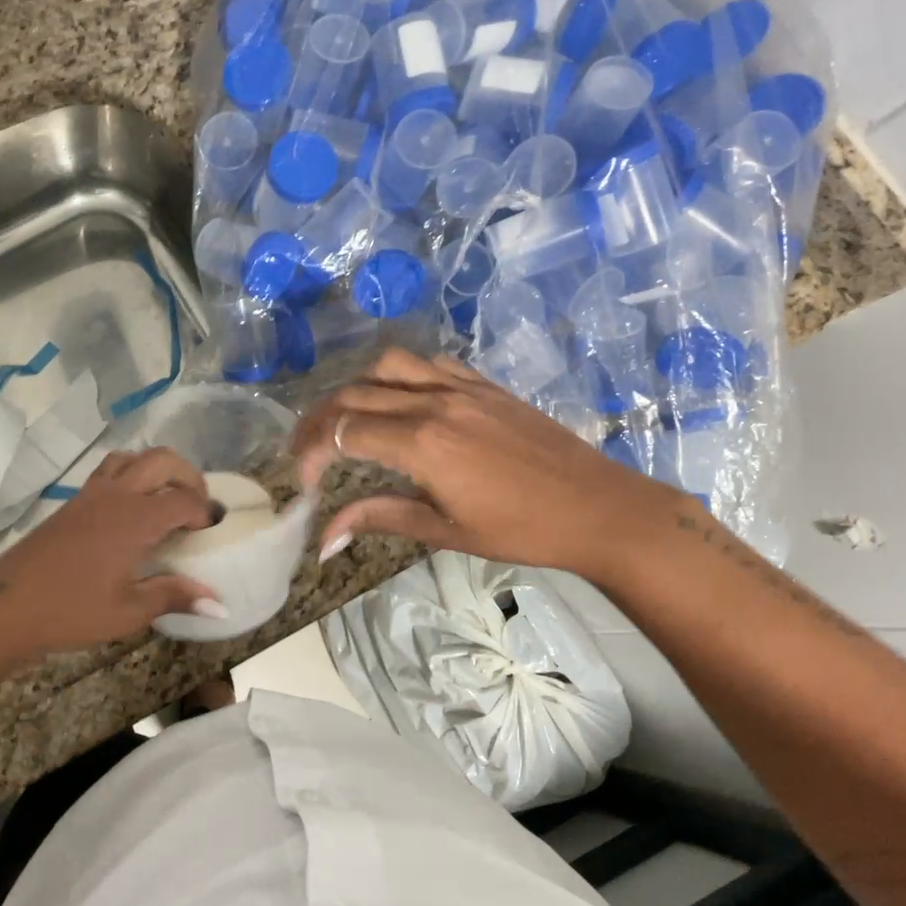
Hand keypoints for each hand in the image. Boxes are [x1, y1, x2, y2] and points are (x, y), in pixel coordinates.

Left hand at [0, 449, 220, 663]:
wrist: (6, 608)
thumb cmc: (71, 612)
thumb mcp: (128, 611)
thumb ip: (174, 596)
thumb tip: (220, 603)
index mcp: (134, 519)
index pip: (183, 500)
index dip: (205, 511)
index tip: (217, 527)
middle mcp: (114, 496)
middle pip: (161, 460)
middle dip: (188, 476)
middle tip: (198, 505)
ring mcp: (88, 496)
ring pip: (130, 458)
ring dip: (155, 469)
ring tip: (167, 498)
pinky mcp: (70, 505)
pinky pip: (108, 472)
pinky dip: (130, 477)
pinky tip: (130, 512)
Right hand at [294, 350, 691, 577]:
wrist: (599, 508)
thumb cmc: (520, 529)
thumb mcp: (443, 530)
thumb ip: (377, 519)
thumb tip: (323, 541)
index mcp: (422, 443)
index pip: (343, 434)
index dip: (312, 454)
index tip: (305, 483)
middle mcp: (435, 403)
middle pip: (354, 396)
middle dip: (318, 422)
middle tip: (305, 451)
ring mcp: (462, 388)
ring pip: (387, 366)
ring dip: (355, 388)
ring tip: (346, 418)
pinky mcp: (484, 385)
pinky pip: (429, 364)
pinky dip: (399, 376)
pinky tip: (398, 401)